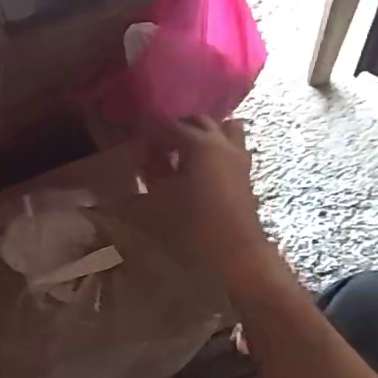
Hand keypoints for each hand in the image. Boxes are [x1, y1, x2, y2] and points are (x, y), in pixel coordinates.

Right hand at [135, 116, 288, 293]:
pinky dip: (213, 149)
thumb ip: (141, 185)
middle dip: (174, 129)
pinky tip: (196, 171)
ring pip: (221, 129)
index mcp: (199, 144)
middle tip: (154, 148)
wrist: (238, 257)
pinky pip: (230, 147)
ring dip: (200, 135)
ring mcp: (238, 157)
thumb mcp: (157, 207)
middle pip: (197, 121)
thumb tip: (131, 174)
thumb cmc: (194, 230)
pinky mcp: (245, 174)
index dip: (149, 132)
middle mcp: (222, 143)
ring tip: (180, 154)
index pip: (168, 126)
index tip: (134, 141)